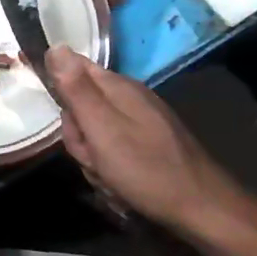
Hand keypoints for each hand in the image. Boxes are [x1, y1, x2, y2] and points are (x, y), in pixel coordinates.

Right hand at [45, 47, 256, 255]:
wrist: (202, 209)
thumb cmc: (146, 168)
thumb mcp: (102, 128)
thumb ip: (76, 89)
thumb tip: (55, 46)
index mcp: (118, 88)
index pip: (72, 70)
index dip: (60, 93)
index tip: (67, 120)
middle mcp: (129, 98)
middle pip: (80, 107)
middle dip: (78, 136)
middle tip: (92, 155)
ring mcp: (140, 121)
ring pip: (92, 132)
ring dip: (91, 156)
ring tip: (107, 173)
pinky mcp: (146, 143)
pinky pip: (110, 148)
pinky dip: (108, 166)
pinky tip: (118, 181)